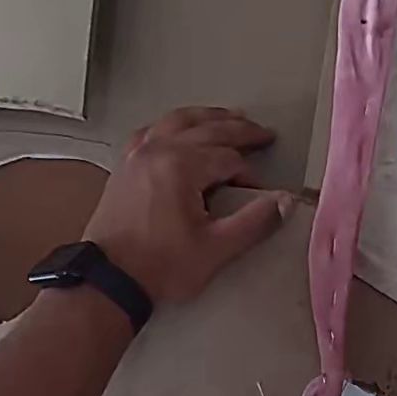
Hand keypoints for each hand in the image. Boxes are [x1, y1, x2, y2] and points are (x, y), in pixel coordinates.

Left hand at [82, 106, 295, 305]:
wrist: (110, 278)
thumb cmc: (165, 265)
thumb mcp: (217, 248)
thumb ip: (255, 222)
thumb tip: (286, 200)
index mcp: (181, 166)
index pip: (229, 159)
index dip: (251, 174)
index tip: (263, 195)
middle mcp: (158, 150)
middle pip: (206, 130)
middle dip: (239, 130)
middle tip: (264, 134)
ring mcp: (137, 155)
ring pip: (177, 122)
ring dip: (207, 117)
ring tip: (230, 117)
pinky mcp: (125, 167)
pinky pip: (151, 132)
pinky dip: (172, 126)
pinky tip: (179, 130)